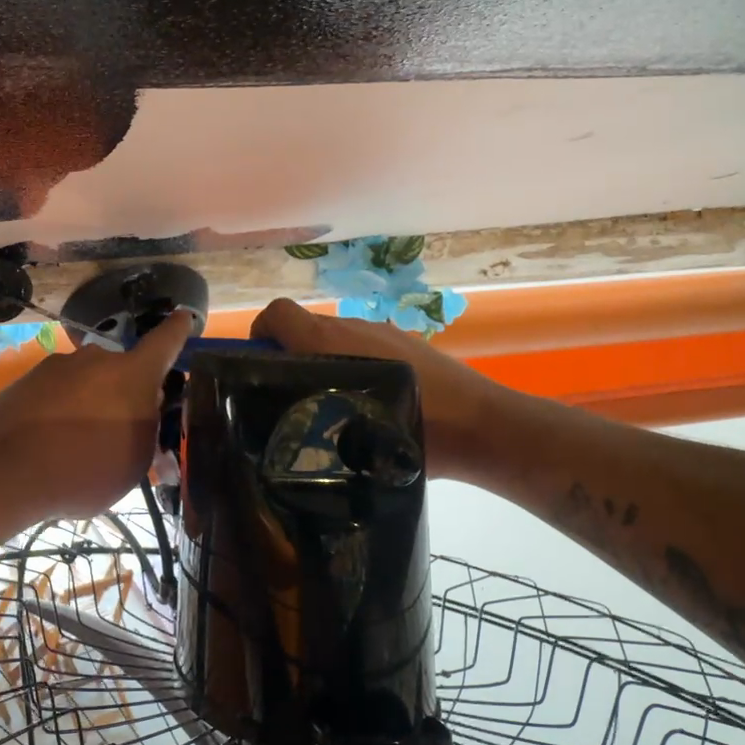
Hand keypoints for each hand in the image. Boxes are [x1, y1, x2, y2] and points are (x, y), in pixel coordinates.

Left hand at [0, 311, 193, 522]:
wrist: (6, 470)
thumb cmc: (85, 471)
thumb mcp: (133, 465)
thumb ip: (146, 434)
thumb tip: (143, 420)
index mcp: (132, 375)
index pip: (165, 342)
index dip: (177, 330)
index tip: (183, 316)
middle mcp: (97, 359)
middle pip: (121, 371)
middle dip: (124, 395)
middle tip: (120, 433)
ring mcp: (59, 365)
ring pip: (86, 382)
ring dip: (89, 404)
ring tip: (79, 447)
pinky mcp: (28, 379)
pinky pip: (55, 393)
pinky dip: (59, 411)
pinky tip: (50, 444)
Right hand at [249, 298, 517, 478]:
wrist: (483, 426)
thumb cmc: (410, 430)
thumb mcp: (341, 430)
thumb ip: (304, 410)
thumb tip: (276, 410)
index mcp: (325, 340)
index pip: (276, 314)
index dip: (261, 334)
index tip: (261, 369)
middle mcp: (348, 326)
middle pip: (303, 328)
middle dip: (292, 356)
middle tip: (293, 399)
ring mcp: (379, 331)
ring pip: (334, 339)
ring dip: (325, 363)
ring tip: (335, 407)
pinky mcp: (406, 341)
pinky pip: (364, 346)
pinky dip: (356, 365)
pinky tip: (374, 403)